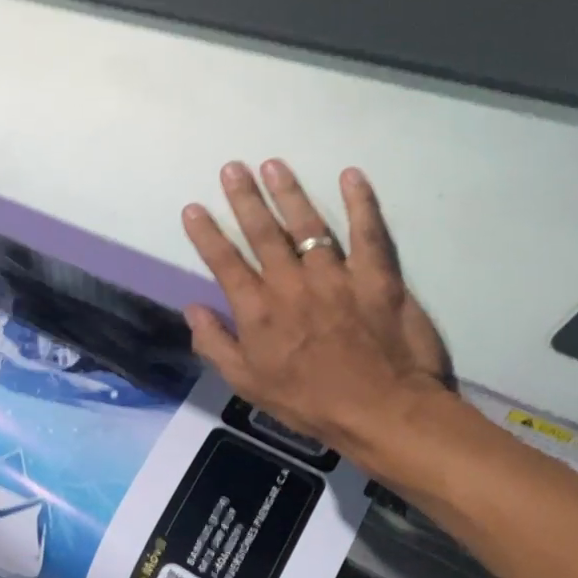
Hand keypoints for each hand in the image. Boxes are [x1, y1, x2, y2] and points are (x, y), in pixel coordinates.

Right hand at [181, 160, 451, 473]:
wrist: (384, 413)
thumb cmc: (309, 402)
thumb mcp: (246, 383)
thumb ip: (215, 344)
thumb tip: (193, 310)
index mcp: (257, 310)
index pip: (224, 262)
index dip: (206, 233)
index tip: (193, 208)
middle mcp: (291, 284)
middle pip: (262, 233)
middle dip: (244, 199)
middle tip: (232, 168)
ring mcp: (337, 277)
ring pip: (308, 226)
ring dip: (289, 193)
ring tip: (273, 165)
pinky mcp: (378, 279)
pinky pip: (369, 234)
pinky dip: (362, 204)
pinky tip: (351, 176)